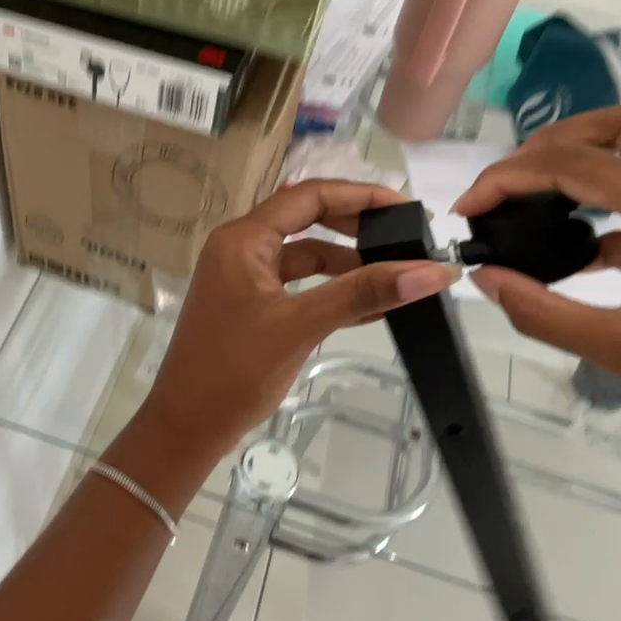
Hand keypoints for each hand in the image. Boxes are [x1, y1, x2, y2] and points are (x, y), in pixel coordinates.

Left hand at [134, 180, 459, 459]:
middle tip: (405, 236)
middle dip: (355, 226)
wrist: (187, 424)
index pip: (308, 196)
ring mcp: (242, 278)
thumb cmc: (234, 370)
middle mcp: (239, 248)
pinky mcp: (249, 306)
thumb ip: (364, 293)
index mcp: (242, 239)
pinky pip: (296, 286)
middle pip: (306, 220)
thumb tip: (433, 271)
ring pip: (304, 255)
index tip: (405, 207)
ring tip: (395, 274)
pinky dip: (329, 291)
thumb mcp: (302, 325)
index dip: (359, 196)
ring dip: (346, 263)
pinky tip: (370, 306)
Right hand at [454, 105, 620, 473]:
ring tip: (533, 203)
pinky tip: (580, 250)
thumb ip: (544, 312)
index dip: (510, 178)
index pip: (579, 165)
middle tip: (507, 184)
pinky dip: (614, 207)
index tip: (466, 209)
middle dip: (555, 143)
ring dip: (588, 166)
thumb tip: (484, 278)